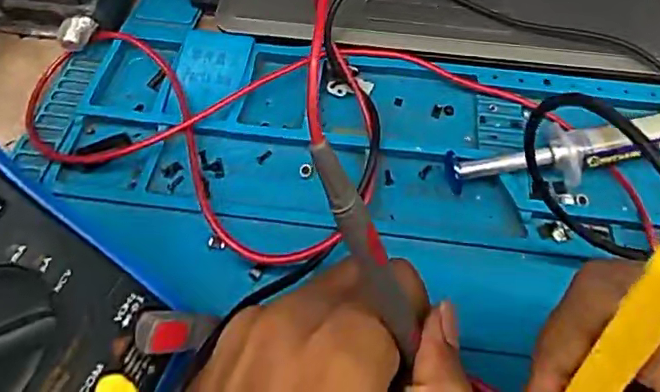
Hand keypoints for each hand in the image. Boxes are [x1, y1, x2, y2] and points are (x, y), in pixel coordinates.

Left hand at [189, 257, 471, 391]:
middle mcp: (289, 320)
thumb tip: (441, 317)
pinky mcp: (218, 346)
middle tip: (367, 384)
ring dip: (334, 331)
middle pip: (357, 279)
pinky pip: (277, 317)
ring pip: (317, 297)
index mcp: (339, 342)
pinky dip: (293, 344)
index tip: (399, 372)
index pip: (397, 278)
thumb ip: (439, 377)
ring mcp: (247, 330)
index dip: (410, 326)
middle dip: (374, 321)